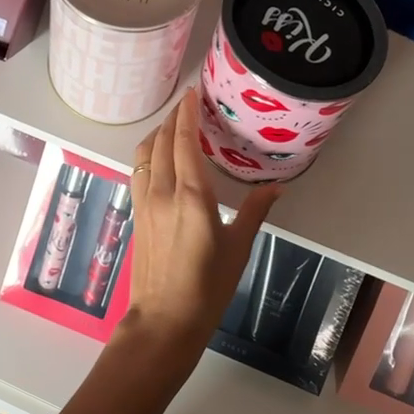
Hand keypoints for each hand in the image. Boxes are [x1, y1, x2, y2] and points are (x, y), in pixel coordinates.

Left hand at [123, 91, 280, 356]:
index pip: (183, 140)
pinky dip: (148, 153)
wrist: (163, 322)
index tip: (193, 92)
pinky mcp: (137, 213)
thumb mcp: (238, 249)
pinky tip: (159, 156)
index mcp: (191, 195)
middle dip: (173, 117)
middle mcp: (163, 191)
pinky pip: (139, 170)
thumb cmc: (207, 288)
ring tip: (173, 124)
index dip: (186, 112)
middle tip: (188, 101)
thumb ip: (255, 212)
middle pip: (161, 141)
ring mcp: (145, 201)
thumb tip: (276, 187)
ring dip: (157, 132)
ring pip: (145, 153)